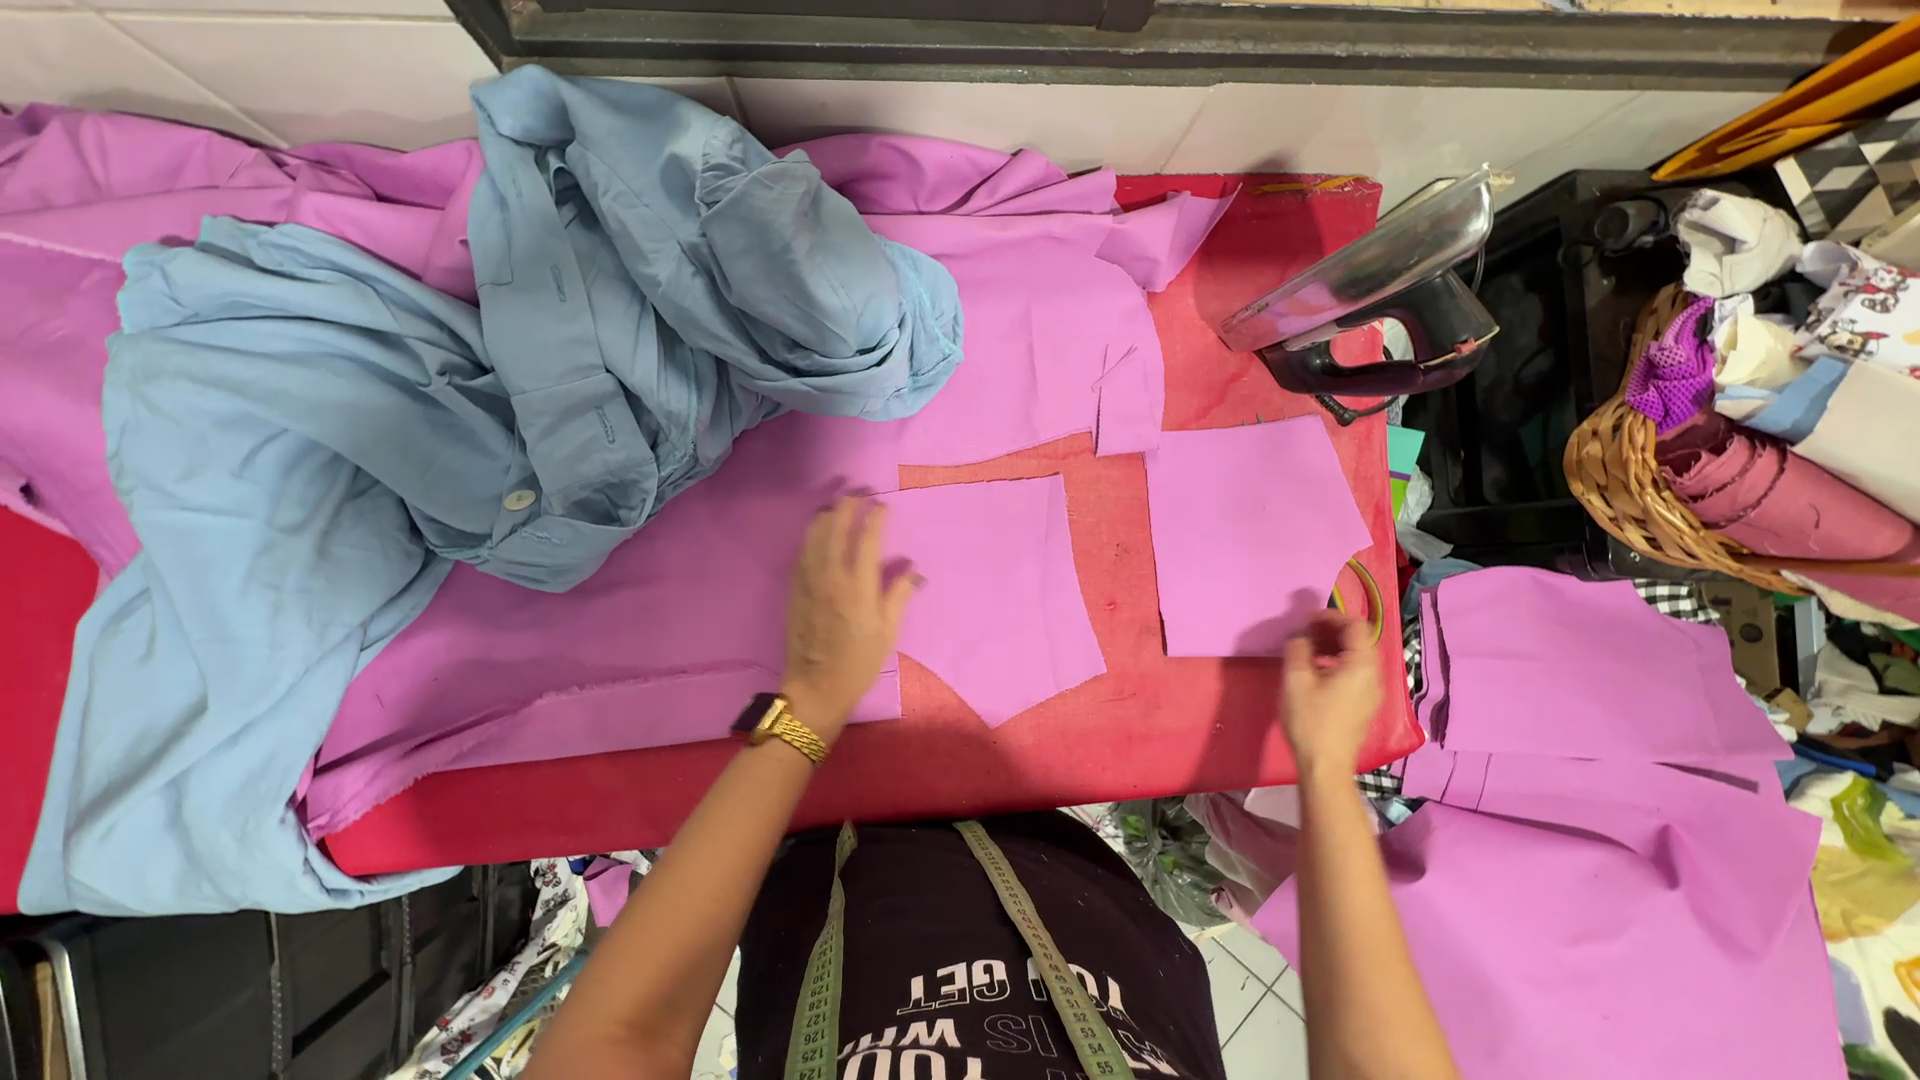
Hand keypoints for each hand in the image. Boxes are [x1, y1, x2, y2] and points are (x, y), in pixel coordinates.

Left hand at [781, 496, 917, 741]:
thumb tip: (914, 571)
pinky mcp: (795, 589)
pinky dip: (811, 535)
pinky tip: (817, 530)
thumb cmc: (858, 663)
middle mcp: (831, 578)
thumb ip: (899, 596)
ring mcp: (809, 581)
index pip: (867, 541)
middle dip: (848, 507)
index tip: (883, 505)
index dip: (876, 518)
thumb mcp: (888, 633)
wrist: (816, 687)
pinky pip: (802, 553)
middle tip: (858, 492)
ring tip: (837, 502)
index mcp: (858, 588)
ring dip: (826, 515)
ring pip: (814, 536)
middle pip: (836, 529)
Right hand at [1279, 612, 1383, 777]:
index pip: (1355, 626)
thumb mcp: (1296, 679)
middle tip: (1305, 631)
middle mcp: (1374, 675)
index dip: (1330, 616)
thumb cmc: (1310, 720)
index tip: (1306, 619)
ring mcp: (1372, 692)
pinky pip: (1355, 673)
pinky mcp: (1364, 705)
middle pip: (1359, 640)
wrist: (1326, 765)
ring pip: (1357, 657)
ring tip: (1307, 649)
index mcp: (1362, 665)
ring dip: (1333, 646)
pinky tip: (1316, 671)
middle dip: (1332, 630)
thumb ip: (1298, 648)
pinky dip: (1337, 662)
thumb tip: (1300, 634)